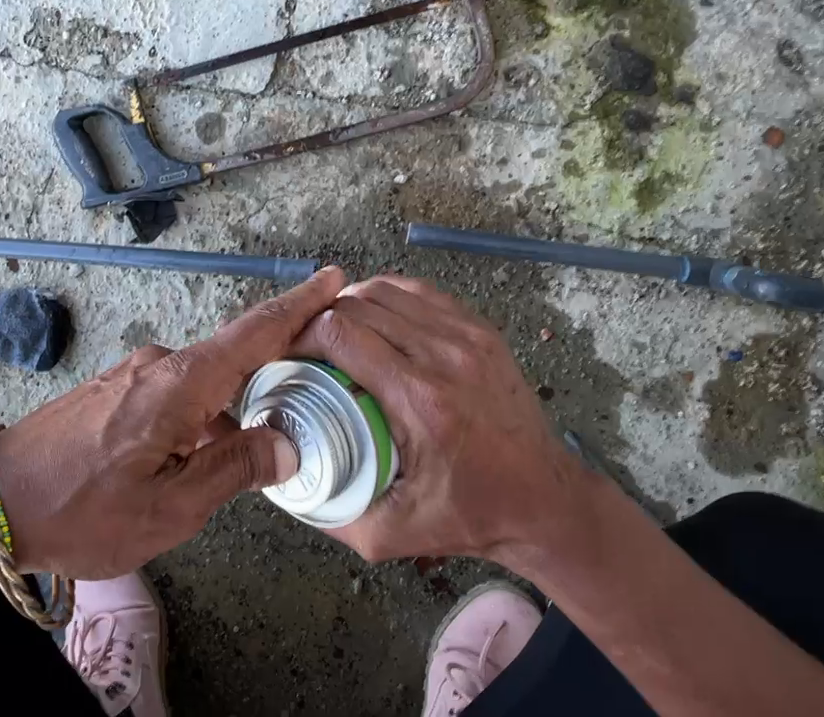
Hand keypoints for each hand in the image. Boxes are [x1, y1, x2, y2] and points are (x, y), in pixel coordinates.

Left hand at [0, 266, 347, 578]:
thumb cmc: (82, 511)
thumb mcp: (171, 508)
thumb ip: (233, 469)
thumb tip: (286, 443)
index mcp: (181, 384)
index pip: (254, 333)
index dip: (299, 306)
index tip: (333, 278)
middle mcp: (160, 365)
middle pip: (234, 356)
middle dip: (276, 367)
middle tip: (315, 388)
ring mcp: (132, 374)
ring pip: (203, 381)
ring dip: (233, 403)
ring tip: (257, 442)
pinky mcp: (114, 390)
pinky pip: (175, 392)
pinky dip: (202, 412)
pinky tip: (202, 451)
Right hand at [291, 275, 580, 561]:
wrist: (545, 501)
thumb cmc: (470, 515)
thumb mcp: (392, 533)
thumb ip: (331, 512)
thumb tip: (279, 483)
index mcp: (419, 401)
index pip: (340, 334)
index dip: (302, 337)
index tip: (288, 356)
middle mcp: (443, 356)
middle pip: (357, 305)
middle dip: (320, 319)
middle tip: (306, 346)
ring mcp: (467, 336)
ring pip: (385, 289)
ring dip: (351, 305)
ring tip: (336, 332)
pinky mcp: (480, 329)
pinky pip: (418, 292)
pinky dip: (386, 298)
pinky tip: (374, 320)